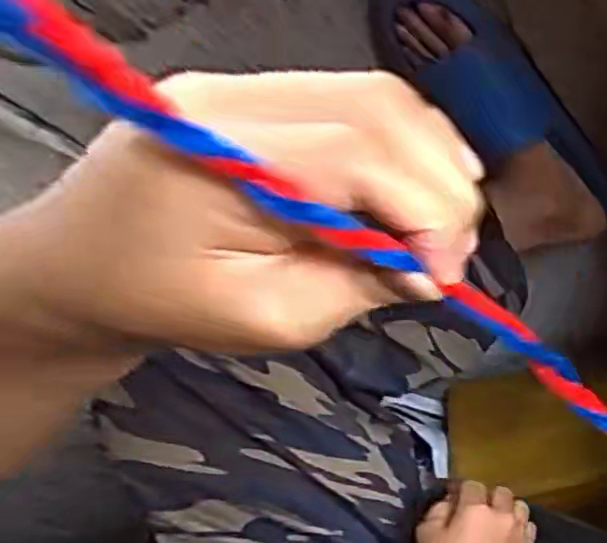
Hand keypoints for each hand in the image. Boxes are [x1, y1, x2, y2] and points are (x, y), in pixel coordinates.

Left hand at [0, 70, 482, 365]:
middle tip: (445, 260)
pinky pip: (379, 108)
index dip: (430, 219)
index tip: (443, 278)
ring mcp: (257, 93)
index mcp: (222, 155)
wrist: (93, 265)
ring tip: (440, 233)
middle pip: (389, 116)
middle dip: (446, 198)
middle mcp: (238, 103)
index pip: (363, 157)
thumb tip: (432, 276)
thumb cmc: (174, 299)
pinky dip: (424, 155)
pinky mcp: (282, 106)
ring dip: (441, 172)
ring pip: (394, 104)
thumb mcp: (279, 316)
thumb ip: (363, 287)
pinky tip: (427, 200)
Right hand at [416, 481, 534, 542]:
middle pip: (502, 492)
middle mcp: (503, 513)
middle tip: (477, 508)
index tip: (455, 497)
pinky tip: (509, 533)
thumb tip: (449, 500)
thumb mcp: (426, 532)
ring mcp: (520, 529)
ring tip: (497, 519)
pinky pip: (530, 525)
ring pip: (521, 506)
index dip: (463, 489)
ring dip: (509, 508)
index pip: (472, 485)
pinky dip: (521, 524)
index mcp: (475, 508)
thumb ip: (438, 510)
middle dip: (489, 496)